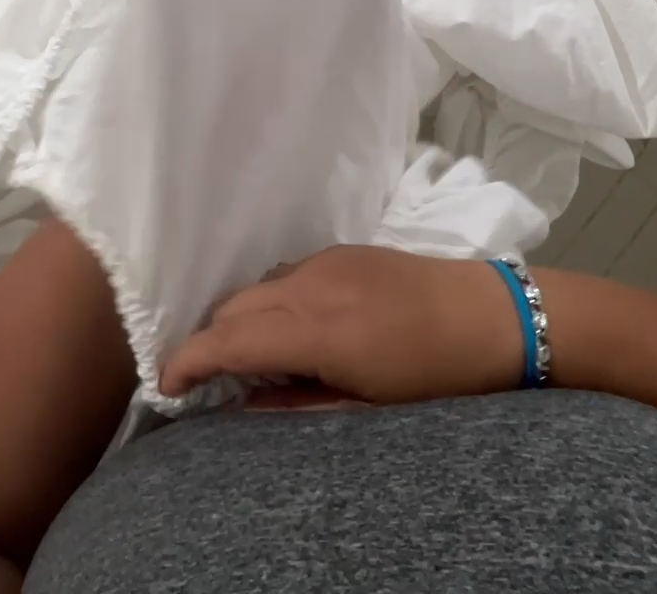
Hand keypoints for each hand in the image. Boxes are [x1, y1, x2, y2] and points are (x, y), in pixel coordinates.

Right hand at [158, 245, 524, 405]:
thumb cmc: (434, 375)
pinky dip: (270, 300)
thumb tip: (241, 403)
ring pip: (255, 287)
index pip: (226, 341)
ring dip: (239, 319)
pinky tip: (293, 325)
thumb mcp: (366, 406)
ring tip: (254, 355)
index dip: (186, 362)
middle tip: (212, 380)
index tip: (167, 388)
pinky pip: (283, 273)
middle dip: (209, 342)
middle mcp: (309, 286)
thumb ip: (295, 404)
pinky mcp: (340, 250)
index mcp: (315, 330)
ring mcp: (324, 261)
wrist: (490, 315)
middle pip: (231, 308)